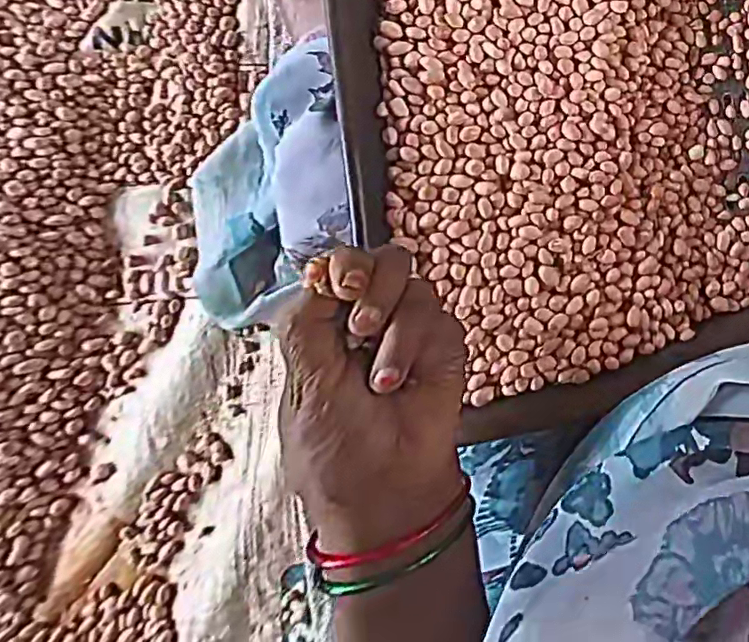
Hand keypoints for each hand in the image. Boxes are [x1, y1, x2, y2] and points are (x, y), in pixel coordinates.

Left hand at [278, 244, 466, 552]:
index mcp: (333, 322)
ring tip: (379, 378)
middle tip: (359, 323)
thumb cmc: (335, 447)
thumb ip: (306, 323)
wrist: (386, 488)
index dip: (343, 264)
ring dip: (392, 330)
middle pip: (383, 260)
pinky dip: (414, 346)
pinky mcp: (444, 340)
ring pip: (411, 285)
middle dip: (372, 281)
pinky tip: (402, 382)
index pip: (341, 266)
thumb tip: (318, 271)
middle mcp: (375, 315)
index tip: (339, 285)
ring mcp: (411, 326)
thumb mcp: (304, 383)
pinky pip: (436, 316)